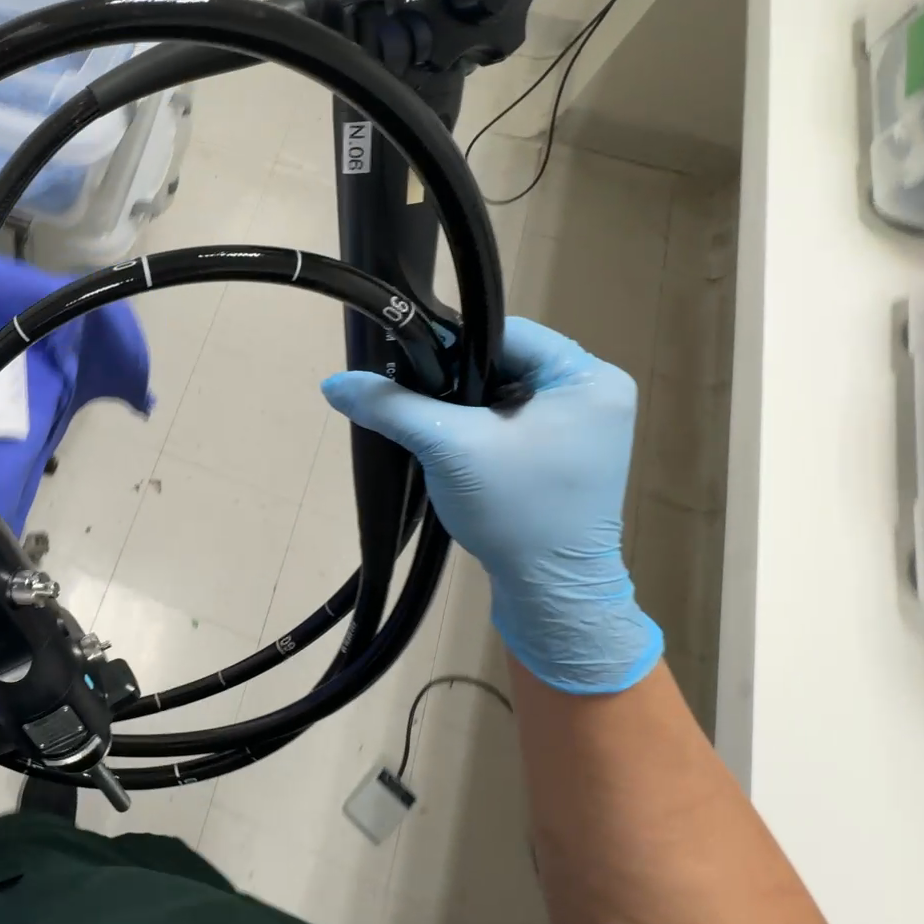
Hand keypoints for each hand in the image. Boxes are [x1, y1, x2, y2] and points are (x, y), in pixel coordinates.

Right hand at [319, 317, 661, 693]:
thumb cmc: (515, 508)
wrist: (550, 590)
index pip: (504, 333)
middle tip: (400, 391)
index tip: (399, 360)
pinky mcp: (557, 455)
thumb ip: (391, 406)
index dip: (448, 341)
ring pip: (494, 392)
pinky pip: (501, 420)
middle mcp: (590, 393)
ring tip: (413, 417)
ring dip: (452, 403)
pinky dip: (466, 426)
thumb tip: (332, 383)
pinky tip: (436, 441)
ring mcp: (577, 426)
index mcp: (587, 377)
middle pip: (498, 362)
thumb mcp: (447, 447)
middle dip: (446, 376)